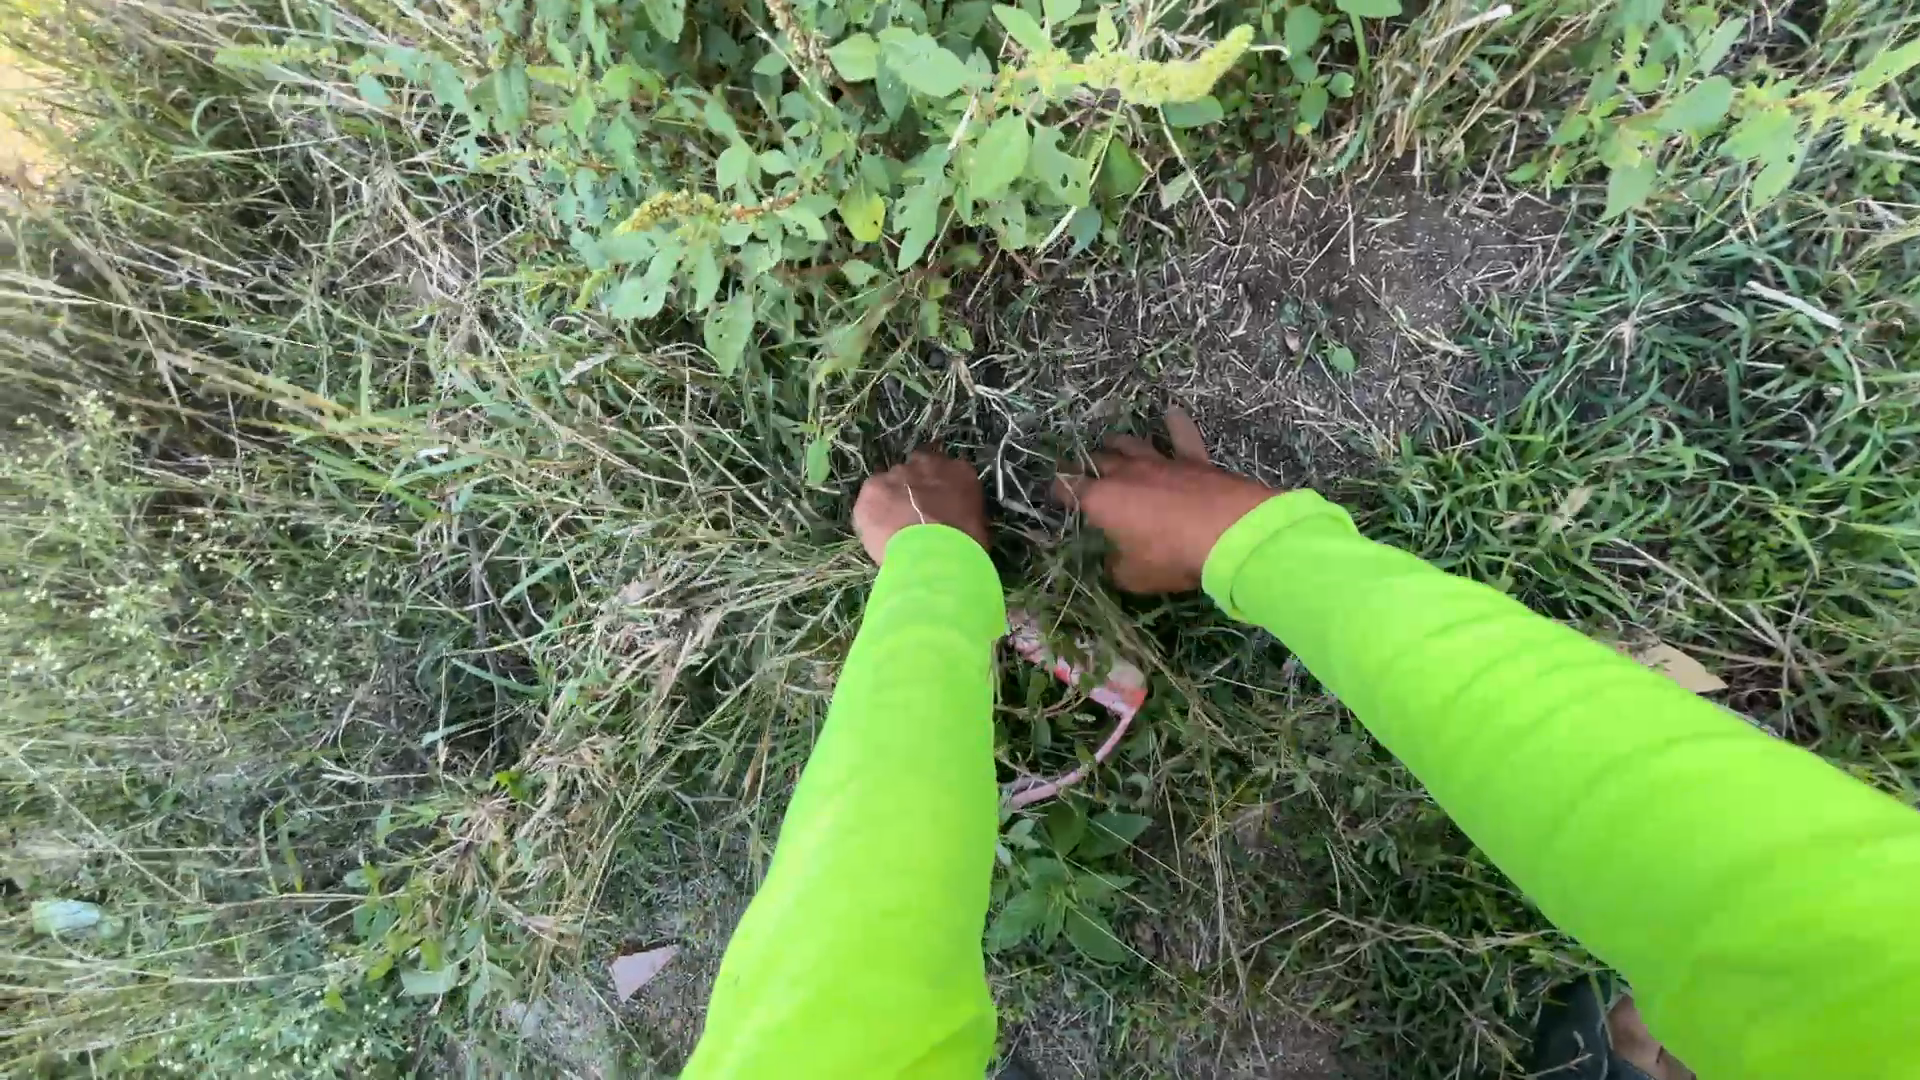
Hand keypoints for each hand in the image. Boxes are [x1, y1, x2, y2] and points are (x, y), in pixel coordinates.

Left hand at [853, 448, 989, 564]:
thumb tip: (949, 516)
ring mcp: (894, 475)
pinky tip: (879, 538)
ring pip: (887, 485)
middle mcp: (924, 464)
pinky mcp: (870, 491)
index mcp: (957, 471)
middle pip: (912, 473)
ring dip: (888, 503)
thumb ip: (960, 509)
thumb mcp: (976, 523)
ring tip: (892, 531)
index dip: (933, 489)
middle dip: (909, 491)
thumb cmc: (965, 545)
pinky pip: (868, 504)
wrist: (935, 555)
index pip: (942, 470)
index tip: (931, 505)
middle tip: (911, 518)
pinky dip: (871, 518)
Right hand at [1053, 407, 1277, 592]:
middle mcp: (1125, 473)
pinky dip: (1175, 424)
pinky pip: (1181, 435)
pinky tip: (1172, 413)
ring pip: (1130, 443)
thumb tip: (1112, 563)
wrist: (1229, 533)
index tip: (1055, 496)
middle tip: (1081, 473)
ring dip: (1117, 444)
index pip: (1067, 487)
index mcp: (1101, 500)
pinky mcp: (1192, 459)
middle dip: (1085, 466)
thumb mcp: (1134, 576)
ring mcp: (1160, 462)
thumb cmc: (1171, 556)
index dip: (1057, 490)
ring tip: (1110, 445)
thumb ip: (1116, 567)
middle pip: (1096, 460)